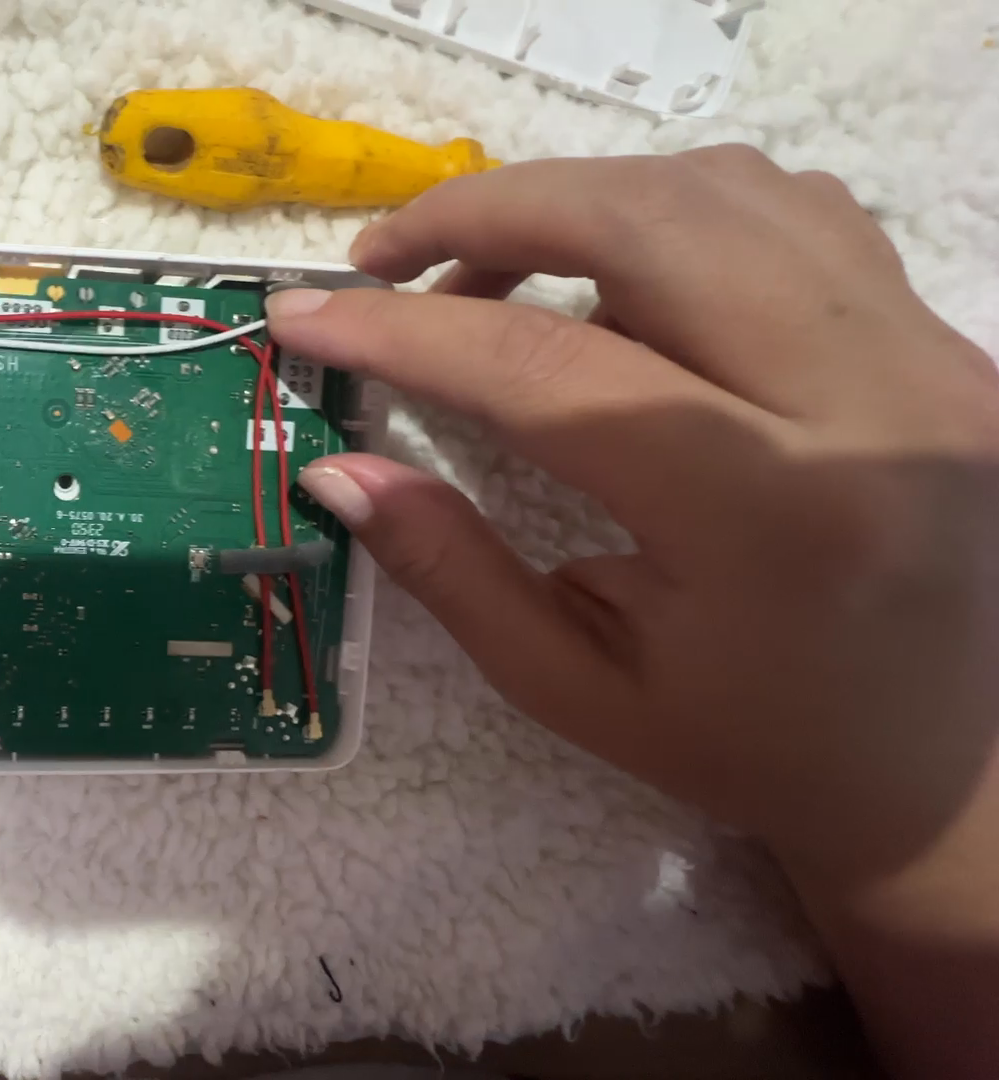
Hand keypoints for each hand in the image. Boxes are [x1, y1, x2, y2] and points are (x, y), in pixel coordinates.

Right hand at [268, 146, 998, 1077]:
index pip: (546, 367)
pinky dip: (644, 213)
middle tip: (373, 260)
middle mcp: (872, 398)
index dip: (400, 330)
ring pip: (718, 190)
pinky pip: (774, 211)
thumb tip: (334, 473)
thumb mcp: (561, 679)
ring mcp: (923, 349)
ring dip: (557, 204)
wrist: (952, 765)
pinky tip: (581, 276)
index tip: (300, 314)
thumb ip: (443, 566)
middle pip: (649, 220)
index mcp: (767, 514)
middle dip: (479, 214)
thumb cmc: (737, 742)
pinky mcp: (928, 333)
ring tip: (462, 273)